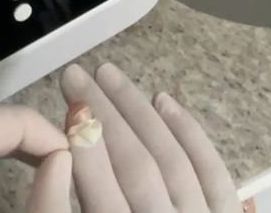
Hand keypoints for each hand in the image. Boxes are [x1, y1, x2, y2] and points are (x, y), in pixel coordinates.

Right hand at [53, 62, 246, 212]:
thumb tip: (58, 171)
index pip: (104, 195)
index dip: (85, 145)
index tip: (68, 104)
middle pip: (137, 167)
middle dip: (104, 114)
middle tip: (77, 76)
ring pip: (171, 160)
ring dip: (139, 111)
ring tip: (111, 76)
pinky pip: (213, 172)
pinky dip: (190, 133)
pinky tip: (165, 102)